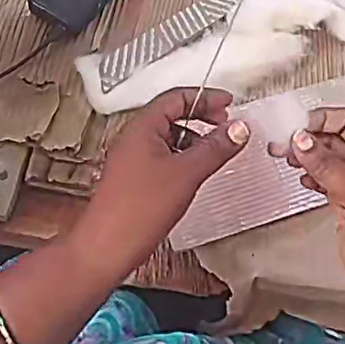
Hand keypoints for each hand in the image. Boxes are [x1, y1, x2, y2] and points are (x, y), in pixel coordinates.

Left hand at [72, 89, 248, 281]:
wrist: (107, 246)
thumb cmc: (135, 210)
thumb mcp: (186, 173)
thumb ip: (215, 148)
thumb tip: (237, 129)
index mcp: (141, 127)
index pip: (176, 97)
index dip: (205, 97)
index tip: (227, 102)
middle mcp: (133, 138)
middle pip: (171, 113)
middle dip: (200, 115)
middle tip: (225, 123)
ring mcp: (131, 157)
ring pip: (167, 136)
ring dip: (193, 138)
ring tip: (214, 150)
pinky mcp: (133, 177)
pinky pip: (161, 155)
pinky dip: (182, 156)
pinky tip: (194, 172)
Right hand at [281, 108, 344, 306]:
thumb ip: (325, 164)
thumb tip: (302, 139)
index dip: (324, 119)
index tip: (298, 124)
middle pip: (336, 139)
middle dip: (309, 137)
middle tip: (284, 140)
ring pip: (328, 160)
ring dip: (306, 156)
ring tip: (286, 155)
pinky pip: (325, 180)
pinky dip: (310, 176)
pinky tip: (302, 178)